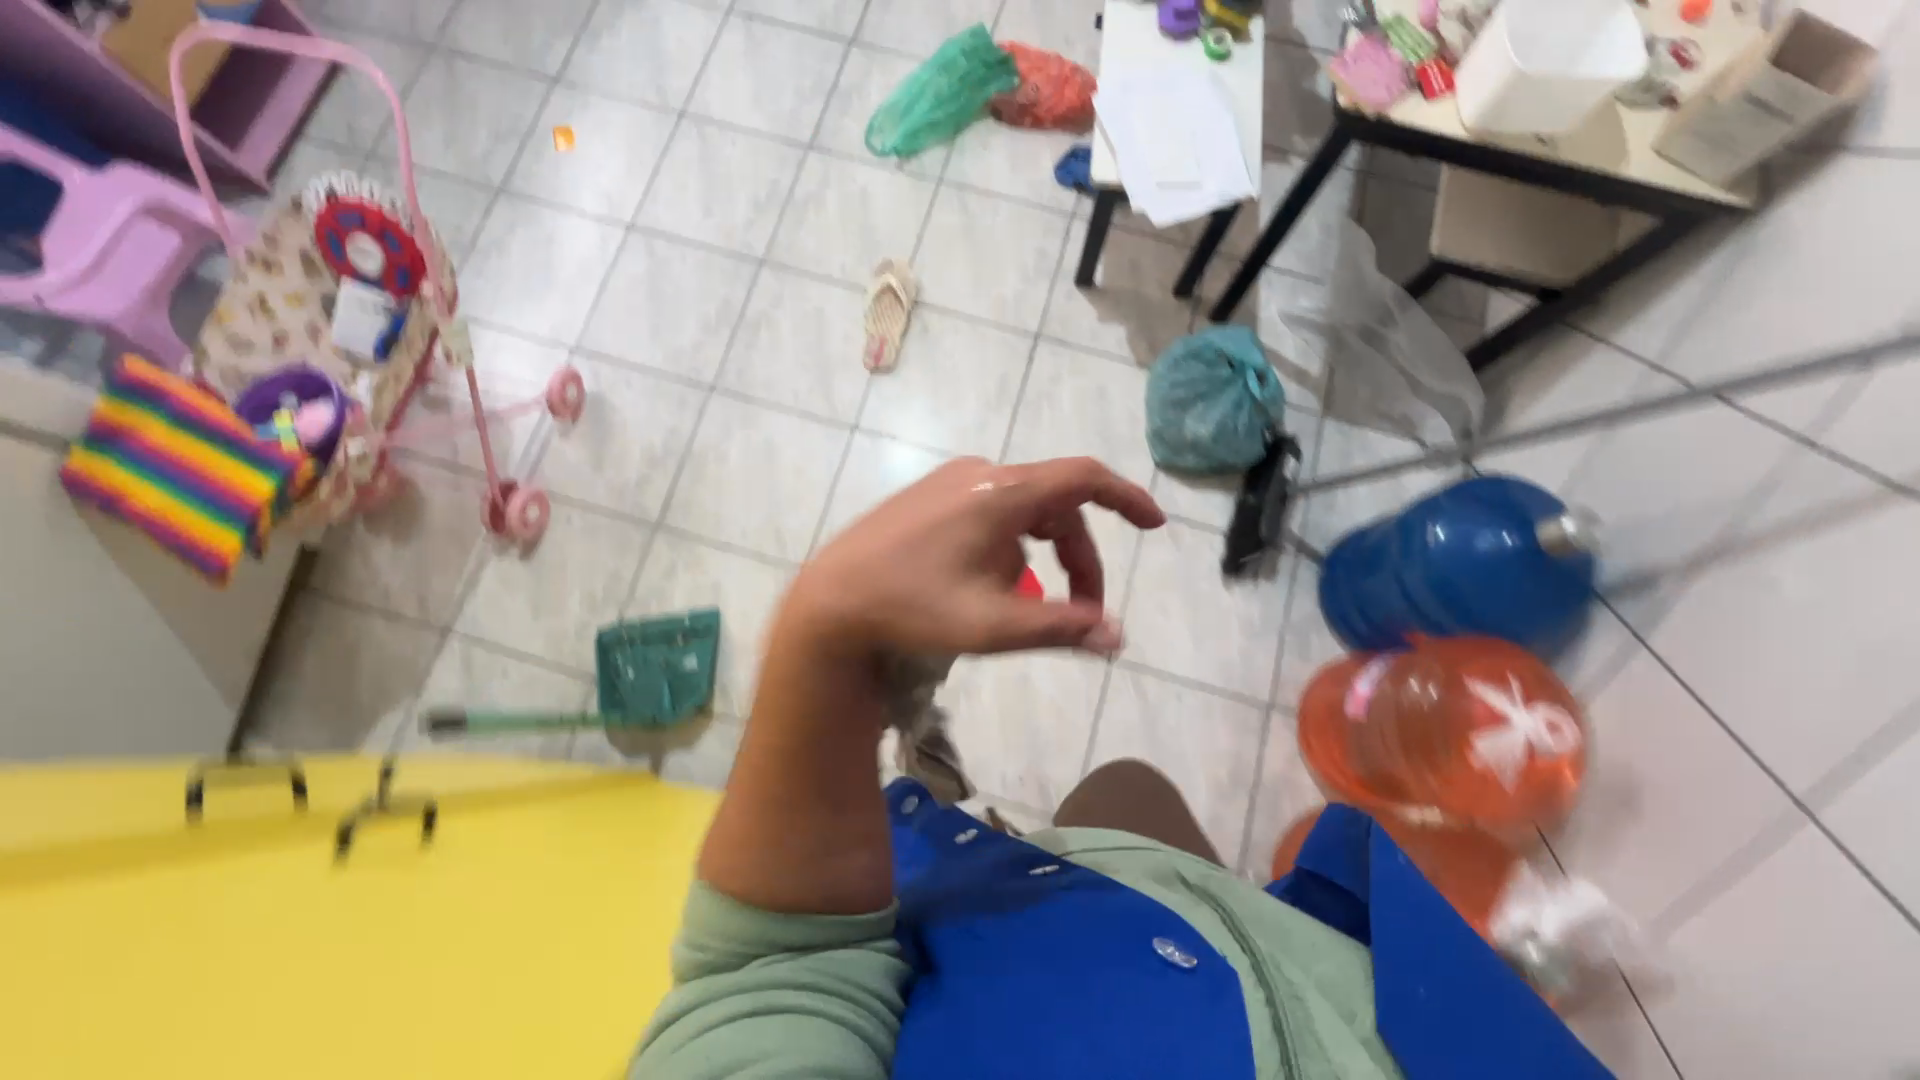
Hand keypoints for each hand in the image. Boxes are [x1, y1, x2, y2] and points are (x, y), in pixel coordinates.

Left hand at [785, 456, 1165, 658]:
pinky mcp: (930, 496)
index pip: (1084, 478)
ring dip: (1043, 555)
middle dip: (1079, 557)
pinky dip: (1010, 546)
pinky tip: (988, 585)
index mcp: (1001, 492)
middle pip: (1055, 504)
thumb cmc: (911, 609)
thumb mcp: (991, 626)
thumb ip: (1060, 628)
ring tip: (1026, 607)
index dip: (1126, 498)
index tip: (1154, 526)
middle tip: (1085, 614)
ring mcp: (950, 481)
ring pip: (1023, 511)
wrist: (830, 601)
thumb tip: (1116, 635)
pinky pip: (991, 512)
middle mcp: (979, 473)